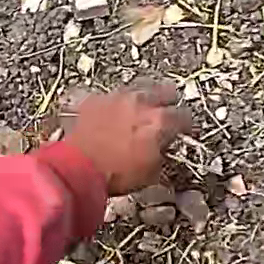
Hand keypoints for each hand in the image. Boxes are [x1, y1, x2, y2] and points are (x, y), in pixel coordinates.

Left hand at [63, 84, 190, 195]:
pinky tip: (116, 111)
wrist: (76, 169)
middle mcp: (142, 102)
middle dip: (169, 101)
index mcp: (160, 121)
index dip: (186, 125)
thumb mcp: (151, 172)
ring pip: (140, 89)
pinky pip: (114, 95)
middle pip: (166, 92)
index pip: (184, 116)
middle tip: (167, 112)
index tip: (185, 130)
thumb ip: (163, 153)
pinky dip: (118, 103)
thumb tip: (163, 148)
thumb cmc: (115, 174)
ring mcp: (118, 98)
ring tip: (142, 109)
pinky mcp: (97, 99)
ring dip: (144, 98)